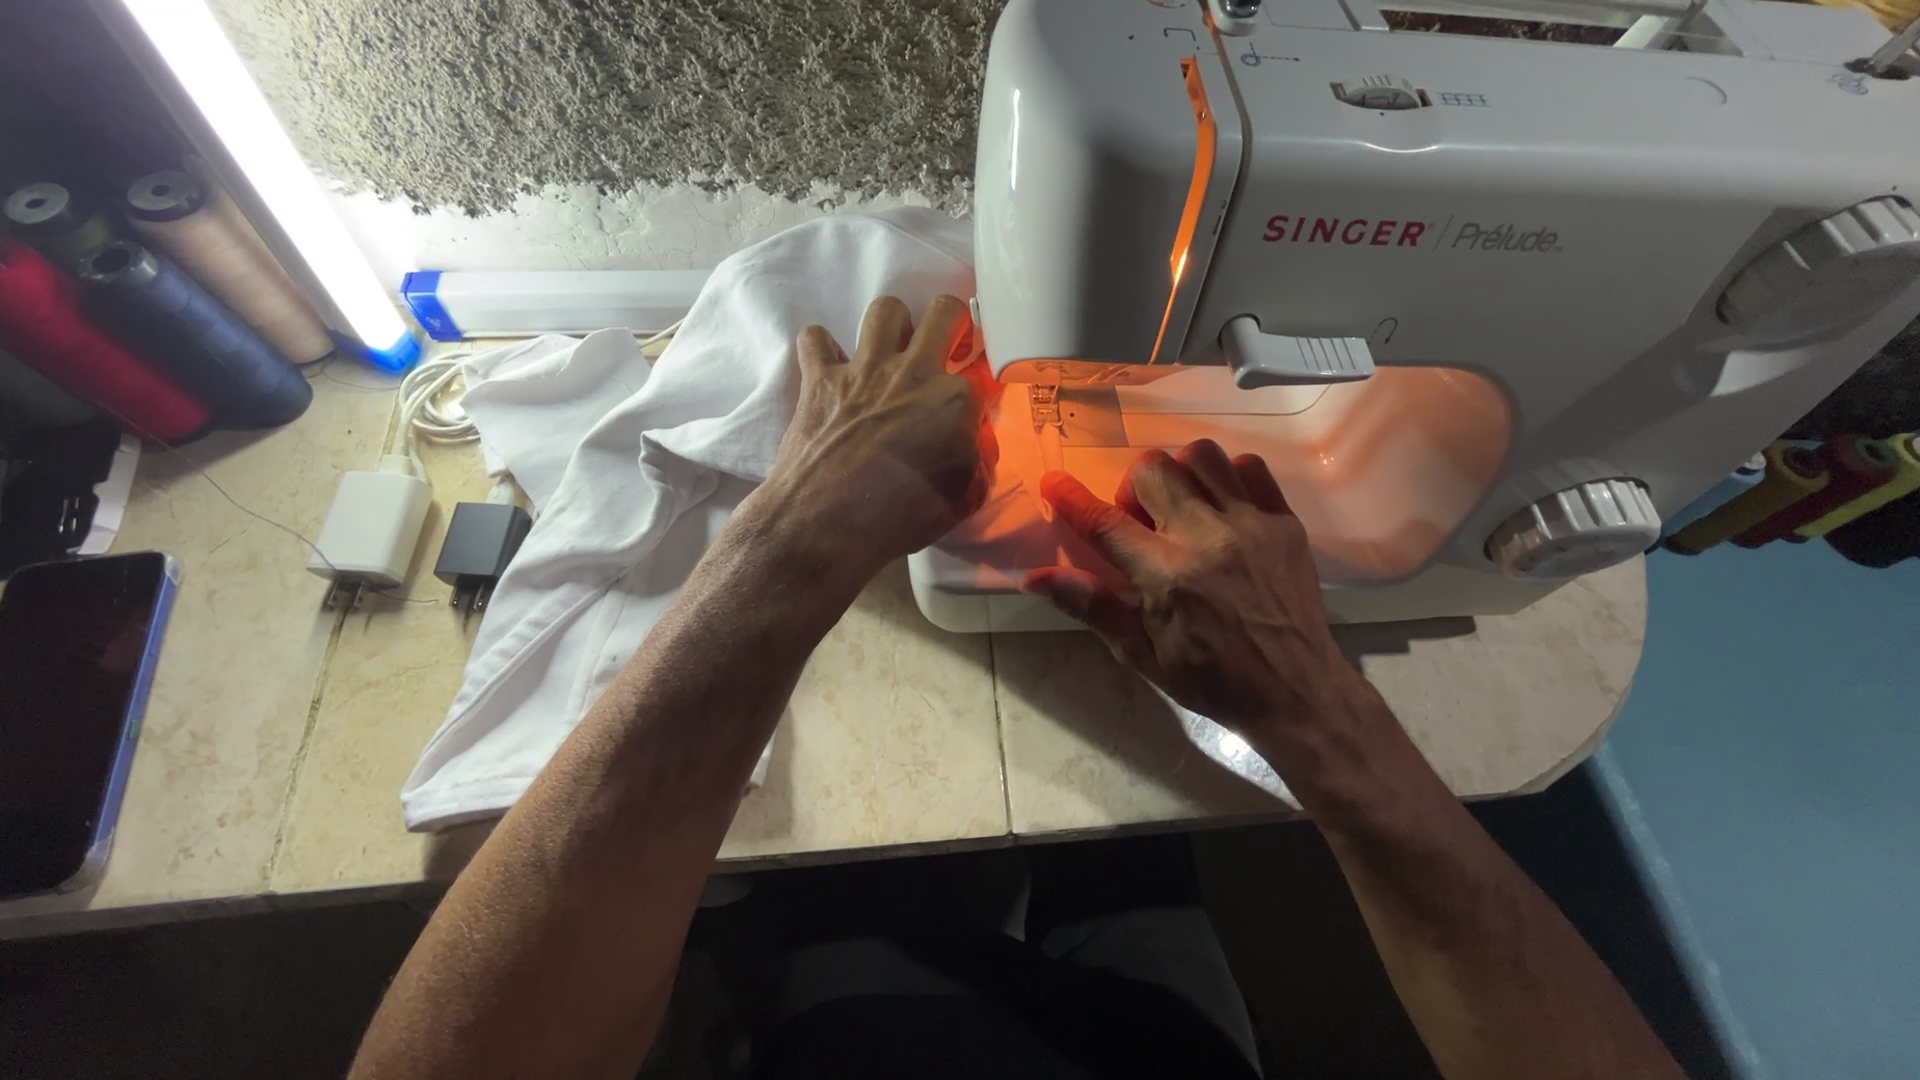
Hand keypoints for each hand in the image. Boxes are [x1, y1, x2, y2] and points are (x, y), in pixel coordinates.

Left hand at [763, 294, 998, 574]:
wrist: (827, 523)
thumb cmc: (902, 518)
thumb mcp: (965, 498)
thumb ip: (980, 460)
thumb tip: (977, 440)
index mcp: (954, 399)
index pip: (982, 373)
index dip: (981, 385)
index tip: (974, 399)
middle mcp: (913, 371)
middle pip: (943, 312)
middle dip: (951, 320)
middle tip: (944, 345)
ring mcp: (864, 370)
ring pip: (885, 310)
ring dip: (892, 324)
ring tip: (890, 350)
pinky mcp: (820, 378)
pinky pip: (814, 339)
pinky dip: (821, 348)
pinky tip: (829, 366)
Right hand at [1021, 440, 1374, 745]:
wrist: (1296, 691)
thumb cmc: (1210, 678)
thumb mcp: (1141, 654)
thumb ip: (1091, 607)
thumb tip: (1034, 578)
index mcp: (1167, 576)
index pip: (1104, 523)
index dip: (1071, 499)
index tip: (1053, 482)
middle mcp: (1207, 538)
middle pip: (1152, 470)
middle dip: (1132, 489)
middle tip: (1140, 523)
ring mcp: (1250, 524)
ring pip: (1200, 456)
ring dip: (1177, 475)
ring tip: (1180, 509)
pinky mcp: (1284, 521)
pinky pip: (1249, 467)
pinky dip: (1226, 477)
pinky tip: (1221, 508)